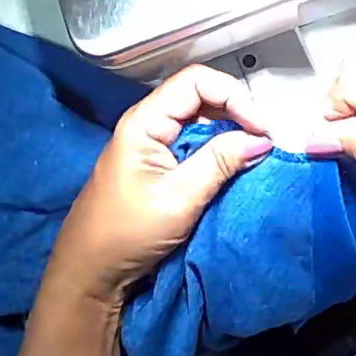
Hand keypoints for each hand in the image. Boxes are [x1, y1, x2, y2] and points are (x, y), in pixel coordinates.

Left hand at [47, 66, 275, 307]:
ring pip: (201, 118)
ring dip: (230, 130)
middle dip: (236, 111)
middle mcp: (149, 122)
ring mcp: (154, 141)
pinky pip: (196, 141)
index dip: (233, 95)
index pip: (196, 82)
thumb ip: (219, 162)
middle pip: (200, 95)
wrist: (90, 273)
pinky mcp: (161, 162)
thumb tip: (261, 140)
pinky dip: (220, 148)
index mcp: (145, 120)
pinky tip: (238, 162)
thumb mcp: (179, 198)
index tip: (260, 127)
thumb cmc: (126, 234)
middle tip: (265, 140)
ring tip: (257, 150)